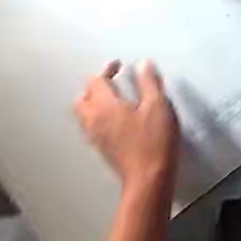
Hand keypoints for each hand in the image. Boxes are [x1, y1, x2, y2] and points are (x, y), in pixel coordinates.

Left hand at [73, 60, 178, 192]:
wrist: (148, 177)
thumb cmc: (153, 140)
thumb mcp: (158, 105)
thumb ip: (149, 82)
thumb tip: (143, 64)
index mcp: (105, 106)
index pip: (96, 81)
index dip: (106, 69)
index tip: (118, 64)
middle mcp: (94, 119)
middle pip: (83, 98)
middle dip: (95, 86)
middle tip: (111, 79)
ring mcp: (95, 136)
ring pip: (84, 113)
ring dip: (94, 100)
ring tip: (113, 96)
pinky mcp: (102, 147)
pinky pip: (91, 125)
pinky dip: (98, 114)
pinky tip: (116, 117)